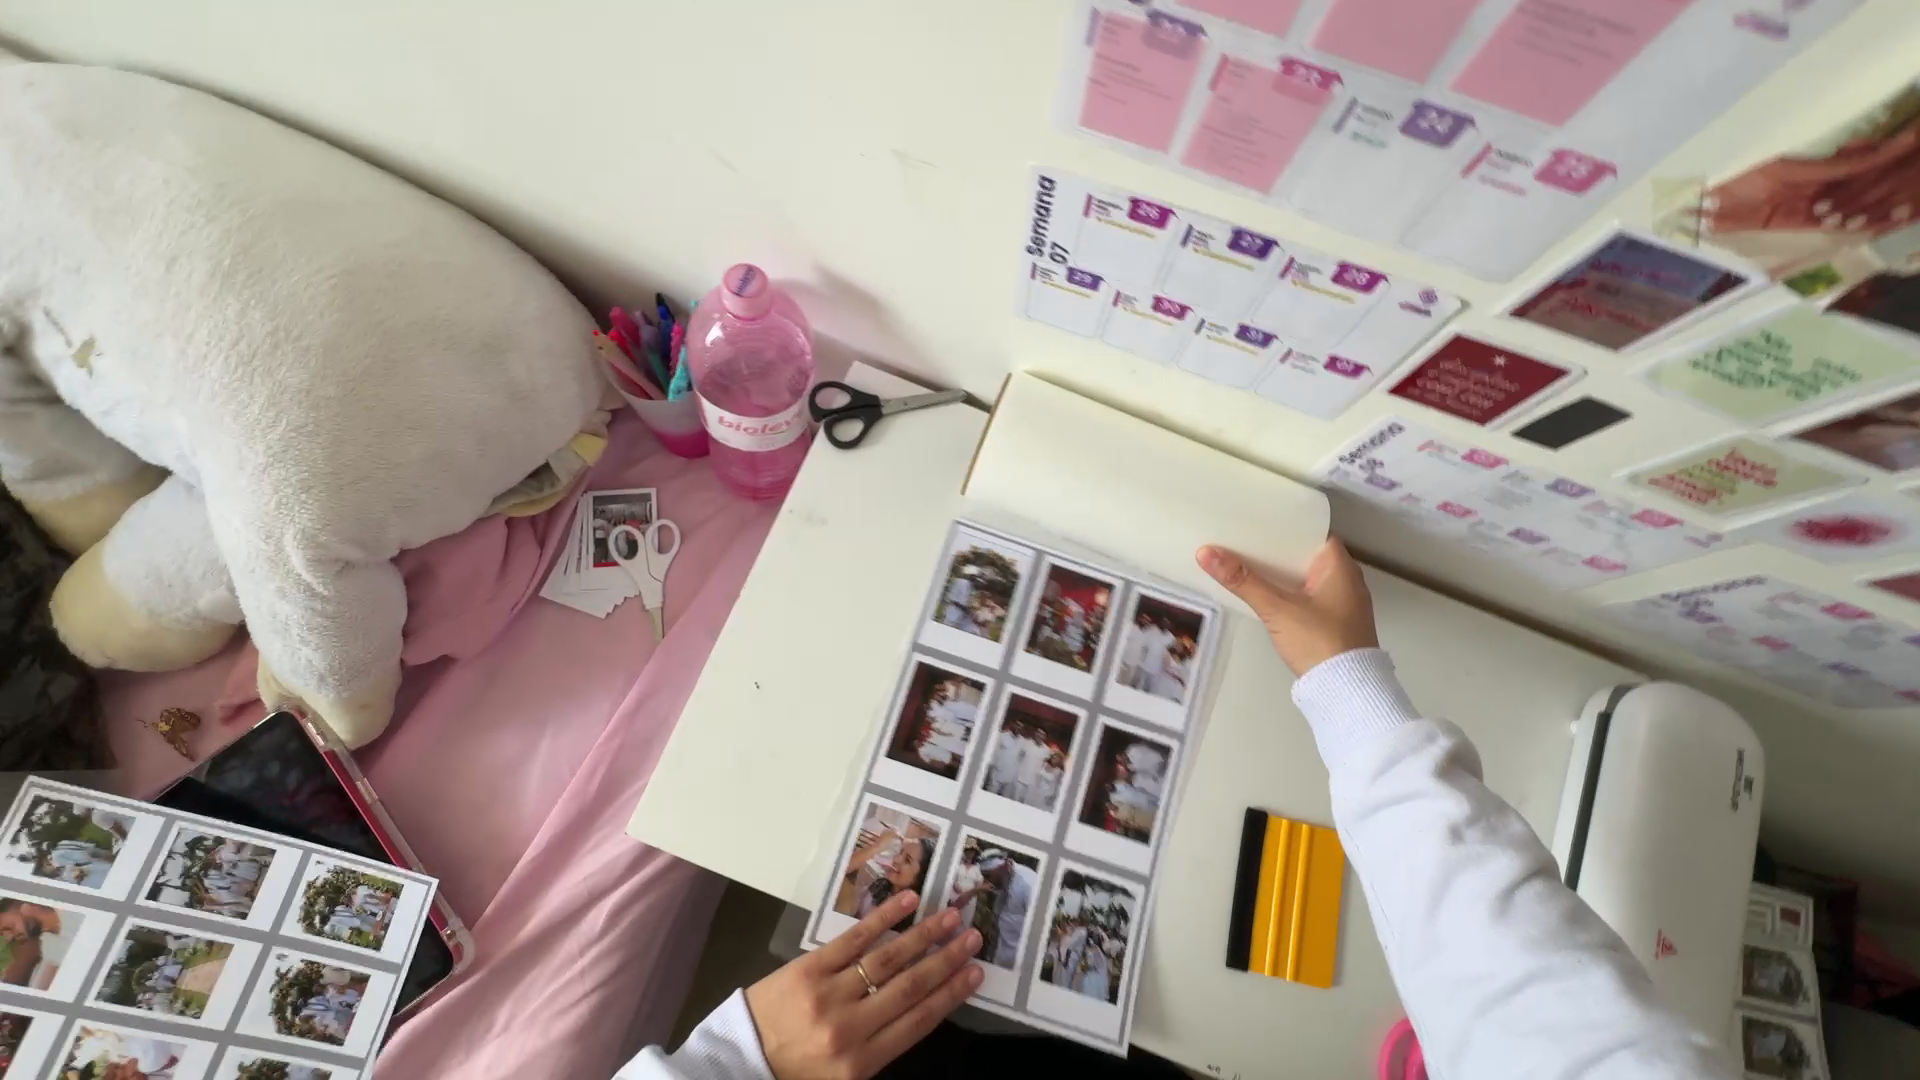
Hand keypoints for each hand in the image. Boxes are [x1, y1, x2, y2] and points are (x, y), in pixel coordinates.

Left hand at [745, 892, 982, 1079]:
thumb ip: (879, 1048)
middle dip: (946, 961)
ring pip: (888, 959)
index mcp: (861, 1064)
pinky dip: (884, 918)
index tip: (976, 973)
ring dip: (924, 936)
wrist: (736, 1065)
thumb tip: (919, 1008)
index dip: (951, 994)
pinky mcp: (809, 967)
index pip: (918, 1021)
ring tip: (951, 916)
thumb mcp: (842, 1079)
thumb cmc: (794, 1076)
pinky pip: (854, 938)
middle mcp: (850, 1028)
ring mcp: (830, 993)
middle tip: (974, 938)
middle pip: (910, 987)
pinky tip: (907, 902)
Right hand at [1197, 538, 1377, 675]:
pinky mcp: (1334, 621)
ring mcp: (1341, 602)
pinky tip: (1262, 592)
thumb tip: (1205, 552)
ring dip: (1279, 572)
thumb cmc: (1318, 640)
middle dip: (1274, 550)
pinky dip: (1286, 590)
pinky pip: (1306, 595)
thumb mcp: (1276, 608)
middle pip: (1304, 555)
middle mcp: (1346, 579)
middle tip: (1239, 540)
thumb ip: (1241, 580)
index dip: (1282, 526)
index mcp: (1340, 566)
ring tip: (1243, 562)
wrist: (1346, 691)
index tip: (1253, 521)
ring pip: (1304, 577)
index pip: (1310, 533)